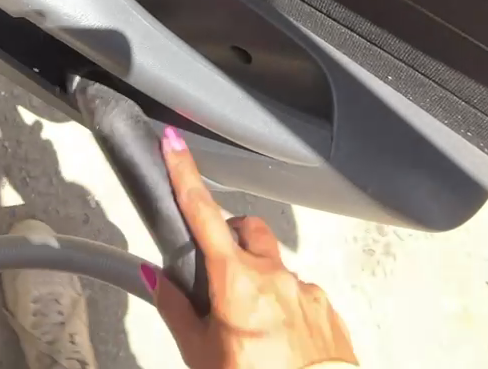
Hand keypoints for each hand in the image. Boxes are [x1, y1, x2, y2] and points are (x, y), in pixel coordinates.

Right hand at [147, 127, 356, 368]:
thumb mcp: (200, 354)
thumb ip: (175, 309)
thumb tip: (155, 278)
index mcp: (236, 279)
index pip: (201, 210)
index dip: (184, 171)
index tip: (173, 141)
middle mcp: (275, 276)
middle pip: (249, 229)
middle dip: (233, 236)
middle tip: (221, 268)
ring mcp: (308, 293)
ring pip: (278, 266)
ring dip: (263, 281)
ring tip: (255, 325)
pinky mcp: (332, 316)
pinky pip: (304, 296)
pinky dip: (288, 307)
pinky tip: (283, 342)